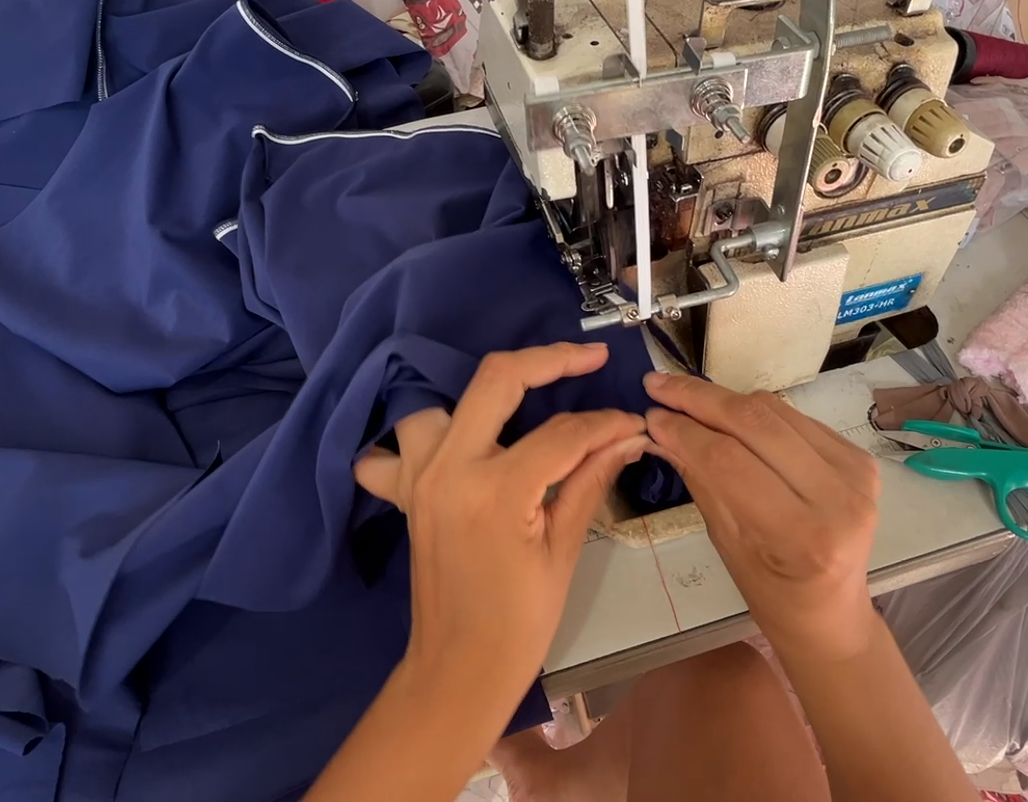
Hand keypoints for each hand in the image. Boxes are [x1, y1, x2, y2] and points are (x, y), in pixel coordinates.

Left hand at [355, 342, 647, 700]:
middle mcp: (449, 468)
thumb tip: (627, 437)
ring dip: (481, 390)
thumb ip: (590, 479)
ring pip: (441, 399)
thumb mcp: (563, 549)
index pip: (563, 433)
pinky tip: (452, 436)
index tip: (631, 422)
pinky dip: (419, 435)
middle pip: (497, 378)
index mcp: (495, 490)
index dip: (605, 423)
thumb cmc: (520, 622)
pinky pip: (396, 446)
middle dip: (549, 359)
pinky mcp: (407, 489)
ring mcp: (419, 474)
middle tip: (588, 357)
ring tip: (523, 394)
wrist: (458, 670)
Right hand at [642, 371, 880, 662]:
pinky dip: (755, 411)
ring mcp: (854, 473)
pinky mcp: (861, 457)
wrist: (831, 610)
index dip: (685, 431)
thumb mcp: (725, 542)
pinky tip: (728, 413)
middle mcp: (837, 498)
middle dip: (699, 399)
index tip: (650, 414)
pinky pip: (794, 417)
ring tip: (685, 395)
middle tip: (658, 385)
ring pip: (774, 411)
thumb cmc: (770, 590)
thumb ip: (699, 477)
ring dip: (723, 399)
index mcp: (801, 536)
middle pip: (754, 425)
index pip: (729, 462)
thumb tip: (661, 426)